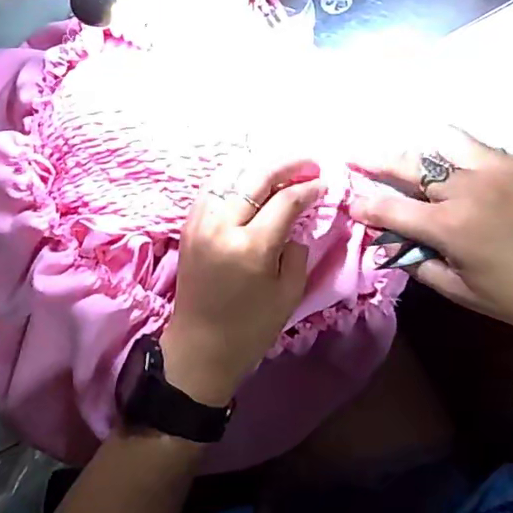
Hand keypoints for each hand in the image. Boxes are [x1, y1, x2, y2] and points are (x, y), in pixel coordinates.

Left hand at [160, 155, 324, 405]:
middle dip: (288, 164)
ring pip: (230, 173)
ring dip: (260, 166)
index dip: (309, 188)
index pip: (286, 200)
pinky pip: (213, 187)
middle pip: (257, 176)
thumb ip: (297, 248)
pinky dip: (234, 177)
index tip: (324, 184)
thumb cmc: (251, 327)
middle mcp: (223, 226)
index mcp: (251, 247)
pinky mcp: (188, 225)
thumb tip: (298, 218)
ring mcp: (200, 222)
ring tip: (283, 167)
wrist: (200, 348)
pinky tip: (251, 179)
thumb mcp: (289, 292)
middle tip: (310, 163)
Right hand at [347, 130, 512, 365]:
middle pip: (409, 161)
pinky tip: (473, 179)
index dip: (364, 202)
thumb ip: (424, 264)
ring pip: (446, 140)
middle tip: (357, 155)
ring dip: (423, 149)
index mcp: (451, 226)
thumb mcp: (467, 293)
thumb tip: (398, 245)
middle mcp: (470, 186)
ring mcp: (502, 166)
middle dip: (377, 159)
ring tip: (417, 158)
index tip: (351, 199)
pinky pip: (485, 152)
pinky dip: (467, 161)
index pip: (390, 205)